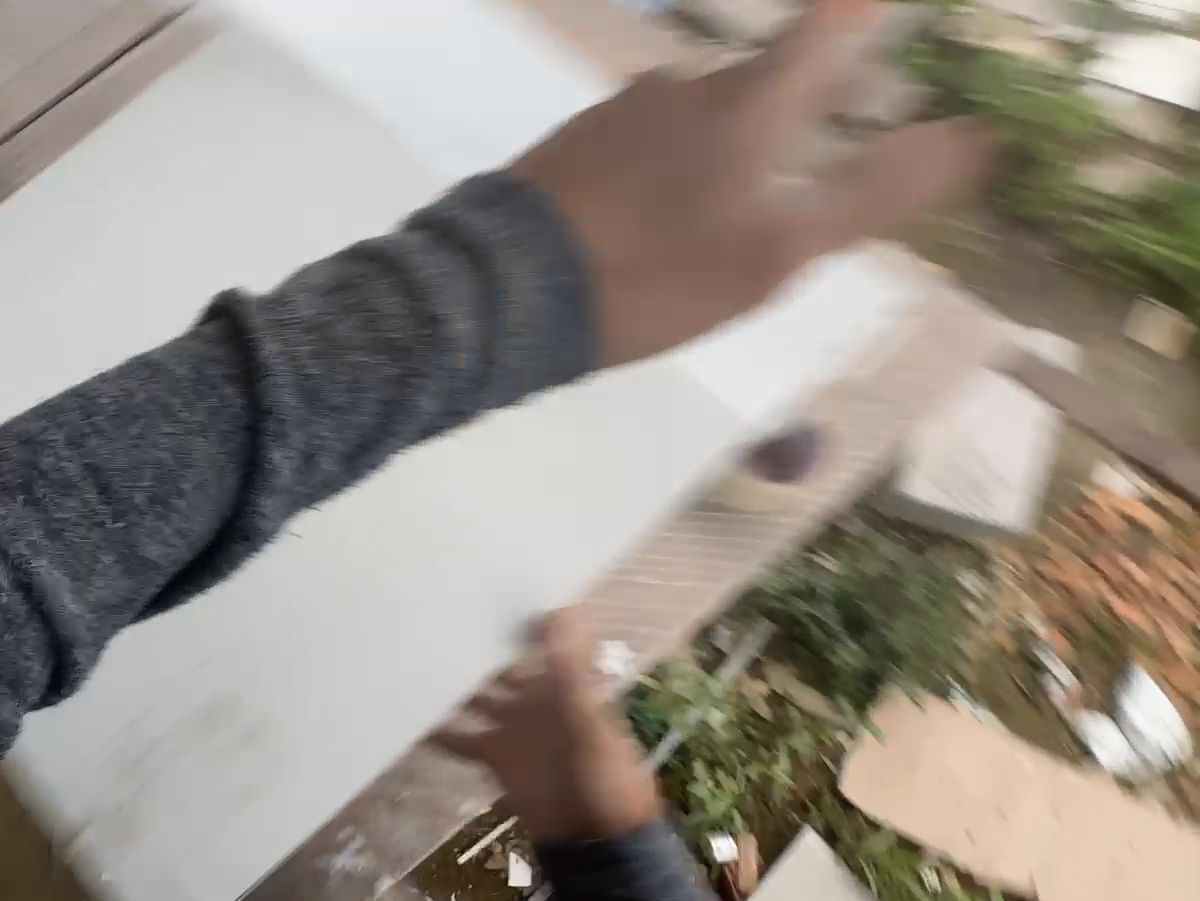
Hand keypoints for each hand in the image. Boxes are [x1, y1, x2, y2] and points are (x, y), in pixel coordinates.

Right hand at [431, 611, 660, 843]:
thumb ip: (570, 669)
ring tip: (416, 662)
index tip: (491, 593)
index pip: (542, 642)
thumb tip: (557, 612)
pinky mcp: (494, 756)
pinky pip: (458, 738)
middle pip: (501, 667)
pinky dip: (436, 730)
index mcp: (564, 686)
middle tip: (439, 622)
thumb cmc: (604, 775)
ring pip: (475, 698)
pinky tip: (410, 718)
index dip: (524, 620)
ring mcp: (512, 728)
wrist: (595, 840)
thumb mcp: (590, 719)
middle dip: (478, 649)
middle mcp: (535, 701)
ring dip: (452, 686)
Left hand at [512, 0, 991, 368]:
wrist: (500, 297)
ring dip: (703, 165)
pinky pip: (624, 157)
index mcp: (746, 101)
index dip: (865, 4)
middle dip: (781, 125)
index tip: (877, 4)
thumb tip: (975, 138)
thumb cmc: (647, 276)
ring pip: (683, 128)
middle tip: (774, 191)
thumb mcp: (768, 255)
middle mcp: (677, 88)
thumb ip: (868, 195)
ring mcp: (607, 118)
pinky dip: (644, 185)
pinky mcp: (556, 155)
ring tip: (686, 235)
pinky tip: (626, 235)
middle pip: (755, 87)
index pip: (834, 20)